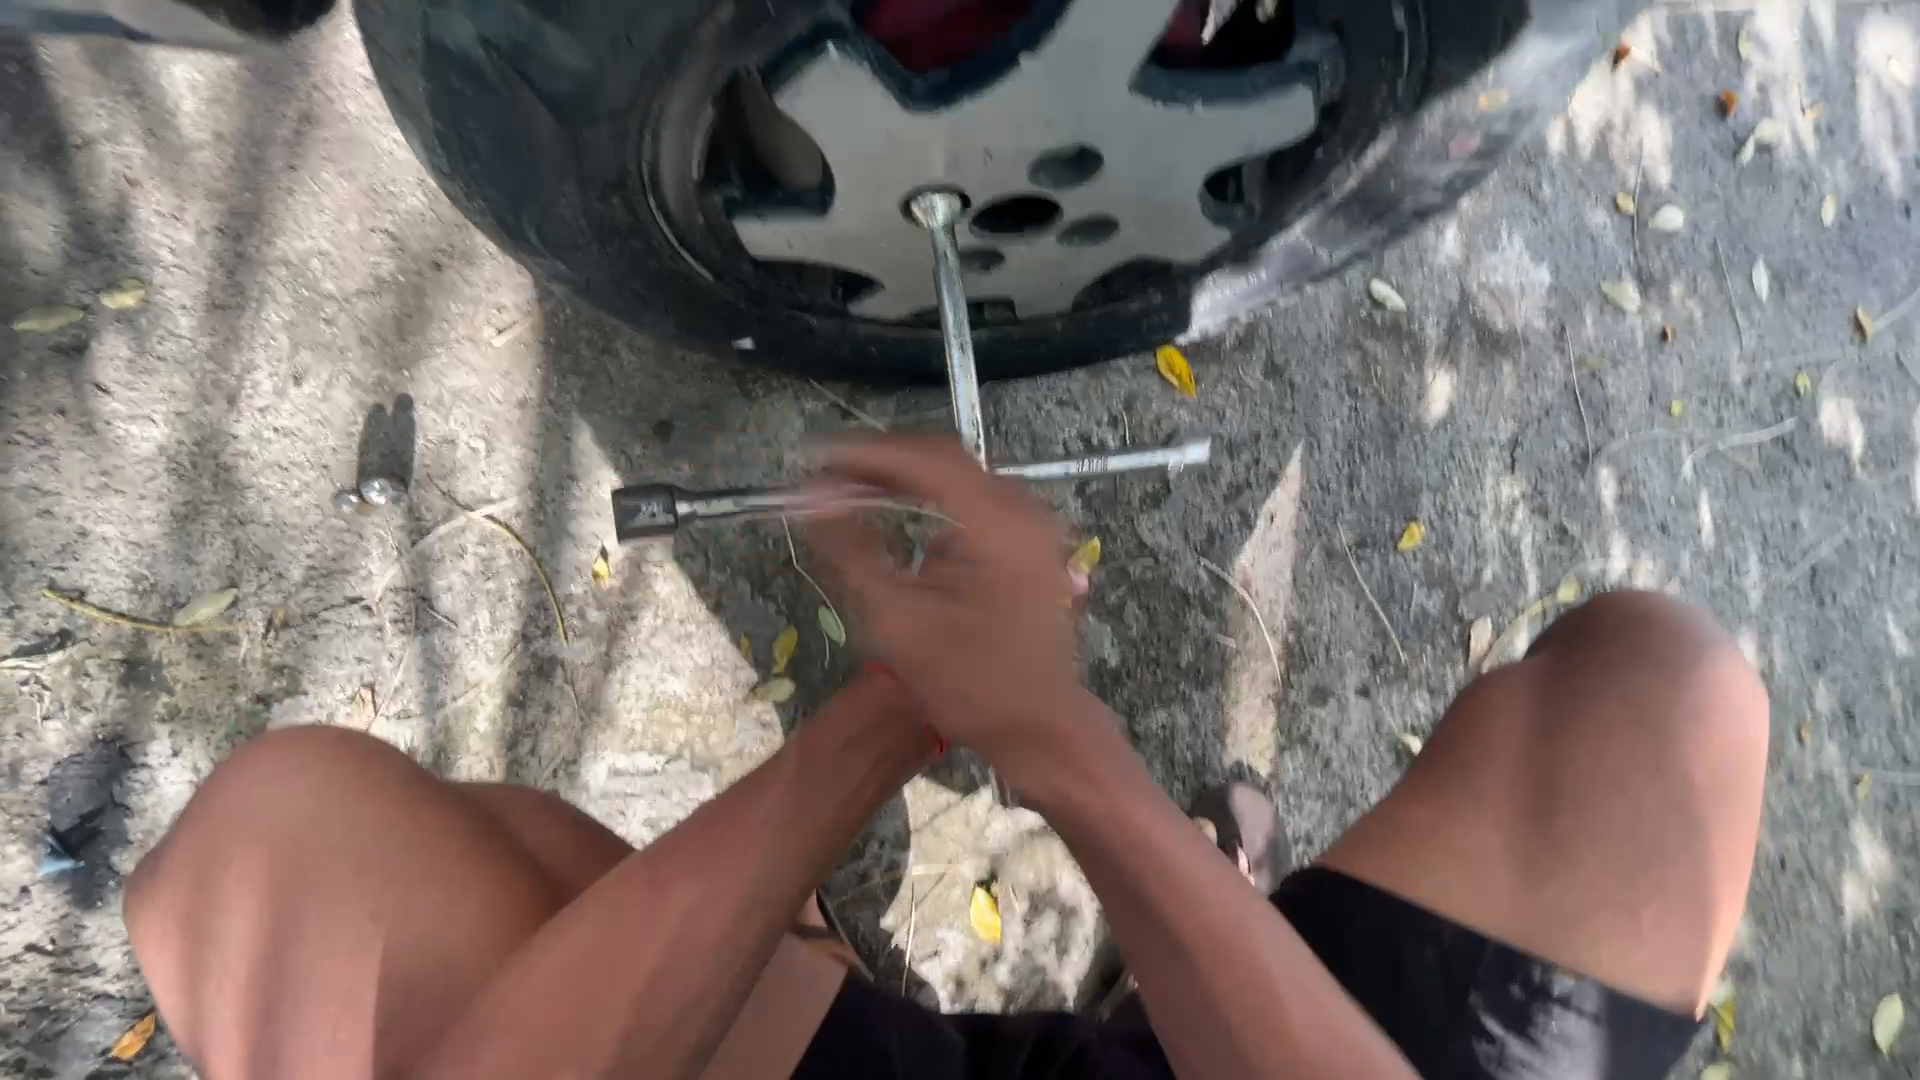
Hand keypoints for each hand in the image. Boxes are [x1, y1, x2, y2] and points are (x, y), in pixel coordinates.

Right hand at [804, 435, 1091, 782]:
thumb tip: (810, 498)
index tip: (816, 458)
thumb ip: (851, 551)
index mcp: (998, 526)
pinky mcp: (1031, 541)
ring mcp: (1034, 524)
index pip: (927, 460)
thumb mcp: (897, 621)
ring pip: (959, 479)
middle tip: (827, 478)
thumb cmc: (969, 685)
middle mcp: (1024, 510)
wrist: (1039, 726)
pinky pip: (975, 501)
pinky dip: (933, 501)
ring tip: (851, 491)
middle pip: (945, 461)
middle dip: (881, 465)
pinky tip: (898, 513)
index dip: (866, 454)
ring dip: (905, 481)